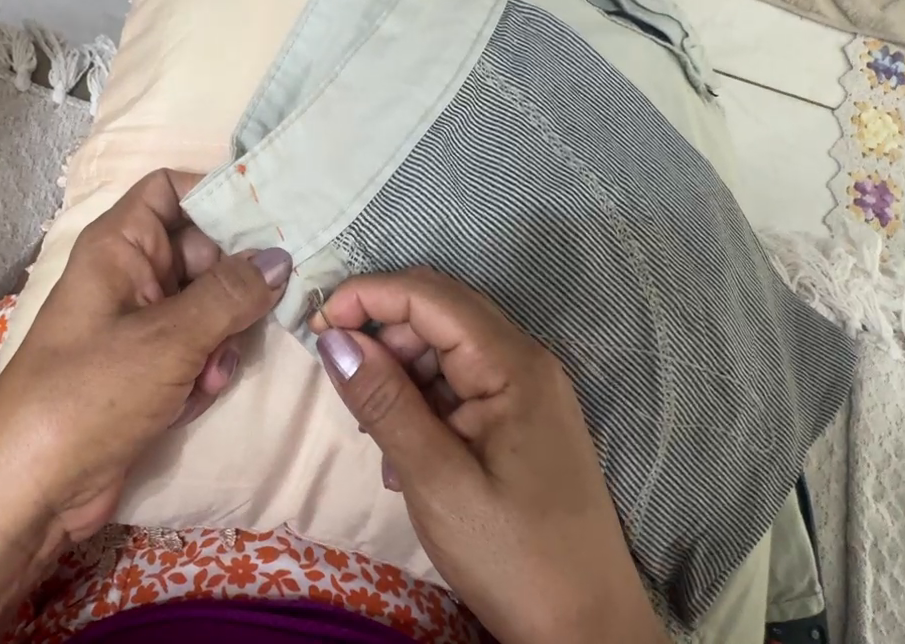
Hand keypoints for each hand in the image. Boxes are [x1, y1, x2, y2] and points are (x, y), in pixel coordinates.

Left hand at [0, 168, 291, 542]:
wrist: (34, 488)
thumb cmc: (91, 392)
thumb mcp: (169, 337)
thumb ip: (231, 293)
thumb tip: (281, 256)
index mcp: (120, 244)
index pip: (170, 189)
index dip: (216, 195)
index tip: (272, 220)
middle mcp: (130, 273)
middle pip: (202, 250)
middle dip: (231, 287)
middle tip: (254, 316)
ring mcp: (139, 322)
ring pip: (208, 304)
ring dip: (221, 338)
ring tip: (210, 373)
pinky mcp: (148, 366)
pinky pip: (196, 347)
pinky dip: (204, 369)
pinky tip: (196, 396)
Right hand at [310, 268, 665, 643]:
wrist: (589, 635)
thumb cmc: (514, 558)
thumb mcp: (437, 480)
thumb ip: (384, 401)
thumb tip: (333, 336)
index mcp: (512, 365)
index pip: (427, 295)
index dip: (367, 296)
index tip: (315, 324)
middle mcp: (523, 360)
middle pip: (436, 310)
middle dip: (380, 331)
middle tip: (342, 380)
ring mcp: (524, 388)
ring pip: (442, 345)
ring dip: (397, 369)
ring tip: (375, 428)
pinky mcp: (518, 417)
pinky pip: (456, 380)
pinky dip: (419, 397)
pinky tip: (403, 446)